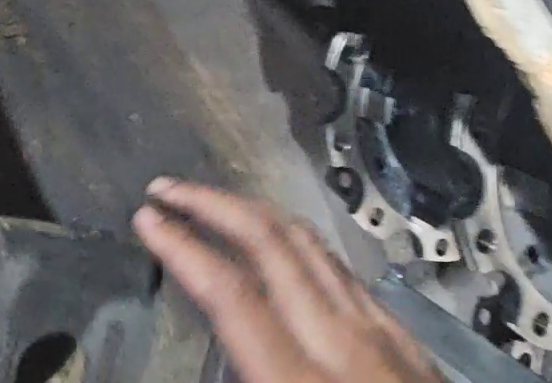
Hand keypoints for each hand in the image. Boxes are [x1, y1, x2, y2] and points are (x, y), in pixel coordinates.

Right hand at [134, 178, 444, 382]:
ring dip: (252, 211)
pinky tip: (280, 243)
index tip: (146, 218)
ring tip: (211, 201)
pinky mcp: (404, 338)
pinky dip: (297, 240)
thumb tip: (214, 345)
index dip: (183, 248)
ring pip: (308, 243)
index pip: (232, 294)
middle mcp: (343, 344)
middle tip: (165, 188)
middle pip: (270, 243)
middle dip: (211, 204)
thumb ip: (242, 377)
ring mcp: (380, 333)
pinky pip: (341, 268)